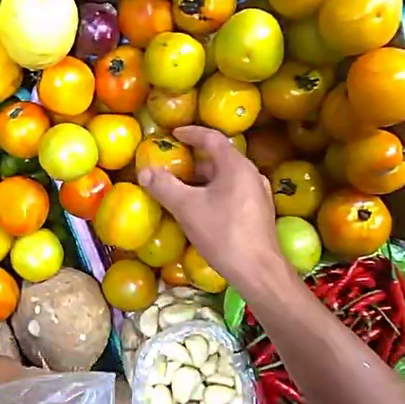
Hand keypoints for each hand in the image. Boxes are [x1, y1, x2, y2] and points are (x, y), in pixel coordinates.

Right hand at [136, 125, 294, 300]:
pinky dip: (214, 194)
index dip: (192, 133)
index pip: (212, 139)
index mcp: (236, 166)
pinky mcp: (259, 214)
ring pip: (226, 178)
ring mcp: (258, 195)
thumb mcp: (187, 208)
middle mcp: (251, 175)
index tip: (175, 134)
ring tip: (182, 189)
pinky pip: (233, 194)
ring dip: (204, 180)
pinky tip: (201, 210)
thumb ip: (164, 187)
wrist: (257, 270)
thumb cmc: (223, 233)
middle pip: (220, 159)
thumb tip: (145, 172)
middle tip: (173, 165)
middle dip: (195, 161)